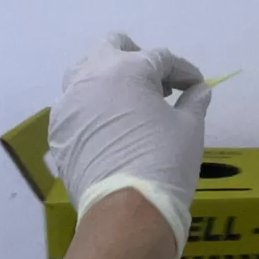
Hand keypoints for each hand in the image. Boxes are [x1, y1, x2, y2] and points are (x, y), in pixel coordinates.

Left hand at [48, 33, 211, 258]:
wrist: (125, 211)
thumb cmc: (164, 162)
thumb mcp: (189, 128)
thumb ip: (194, 102)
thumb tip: (200, 90)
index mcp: (127, 69)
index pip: (161, 58)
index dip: (183, 71)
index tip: (195, 86)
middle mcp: (91, 77)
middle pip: (112, 47)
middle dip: (137, 59)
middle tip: (157, 85)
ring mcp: (68, 104)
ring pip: (85, 74)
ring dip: (109, 80)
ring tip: (130, 104)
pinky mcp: (58, 131)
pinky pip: (76, 108)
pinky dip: (94, 110)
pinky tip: (111, 131)